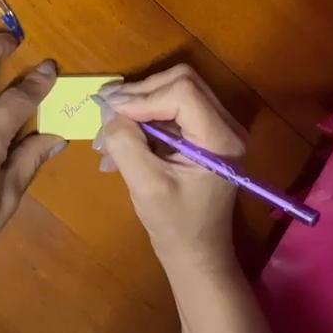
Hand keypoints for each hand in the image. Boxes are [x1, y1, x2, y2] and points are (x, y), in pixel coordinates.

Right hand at [96, 64, 248, 279]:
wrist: (196, 252)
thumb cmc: (175, 225)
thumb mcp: (145, 185)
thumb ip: (125, 143)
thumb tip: (109, 110)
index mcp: (220, 140)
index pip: (182, 92)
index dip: (143, 96)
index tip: (112, 112)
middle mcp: (226, 126)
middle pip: (180, 80)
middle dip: (140, 92)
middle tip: (107, 110)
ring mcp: (217, 127)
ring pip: (174, 89)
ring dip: (139, 102)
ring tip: (110, 126)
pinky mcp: (204, 132)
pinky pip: (172, 106)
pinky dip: (145, 113)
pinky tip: (123, 134)